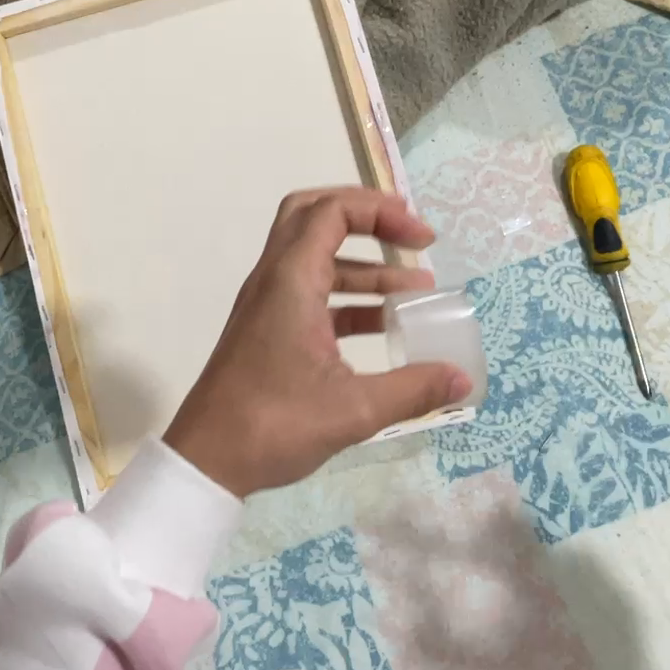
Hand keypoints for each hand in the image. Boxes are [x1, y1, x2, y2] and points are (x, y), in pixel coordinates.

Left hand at [162, 188, 472, 498]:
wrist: (208, 458)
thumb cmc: (275, 424)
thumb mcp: (354, 409)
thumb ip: (412, 390)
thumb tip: (461, 379)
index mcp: (289, 280)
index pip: (332, 211)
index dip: (382, 212)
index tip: (424, 239)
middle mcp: (273, 280)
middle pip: (314, 217)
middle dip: (366, 218)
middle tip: (409, 236)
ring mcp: (267, 304)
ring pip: (315, 259)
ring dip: (364, 266)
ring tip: (416, 291)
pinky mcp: (267, 330)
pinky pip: (310, 295)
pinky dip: (347, 299)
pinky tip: (384, 328)